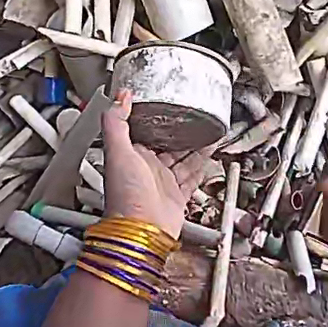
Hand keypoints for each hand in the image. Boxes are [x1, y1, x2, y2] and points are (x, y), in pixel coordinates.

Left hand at [102, 90, 211, 240]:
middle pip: (167, 143)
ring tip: (209, 127)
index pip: (144, 130)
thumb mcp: (117, 151)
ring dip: (196, 143)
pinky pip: (193, 174)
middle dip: (180, 130)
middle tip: (194, 113)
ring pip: (183, 157)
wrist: (142, 230)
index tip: (167, 101)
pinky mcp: (177, 195)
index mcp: (131, 155)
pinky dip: (202, 162)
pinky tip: (211, 151)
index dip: (155, 117)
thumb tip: (120, 96)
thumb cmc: (125, 196)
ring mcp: (163, 181)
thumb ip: (116, 122)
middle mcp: (147, 167)